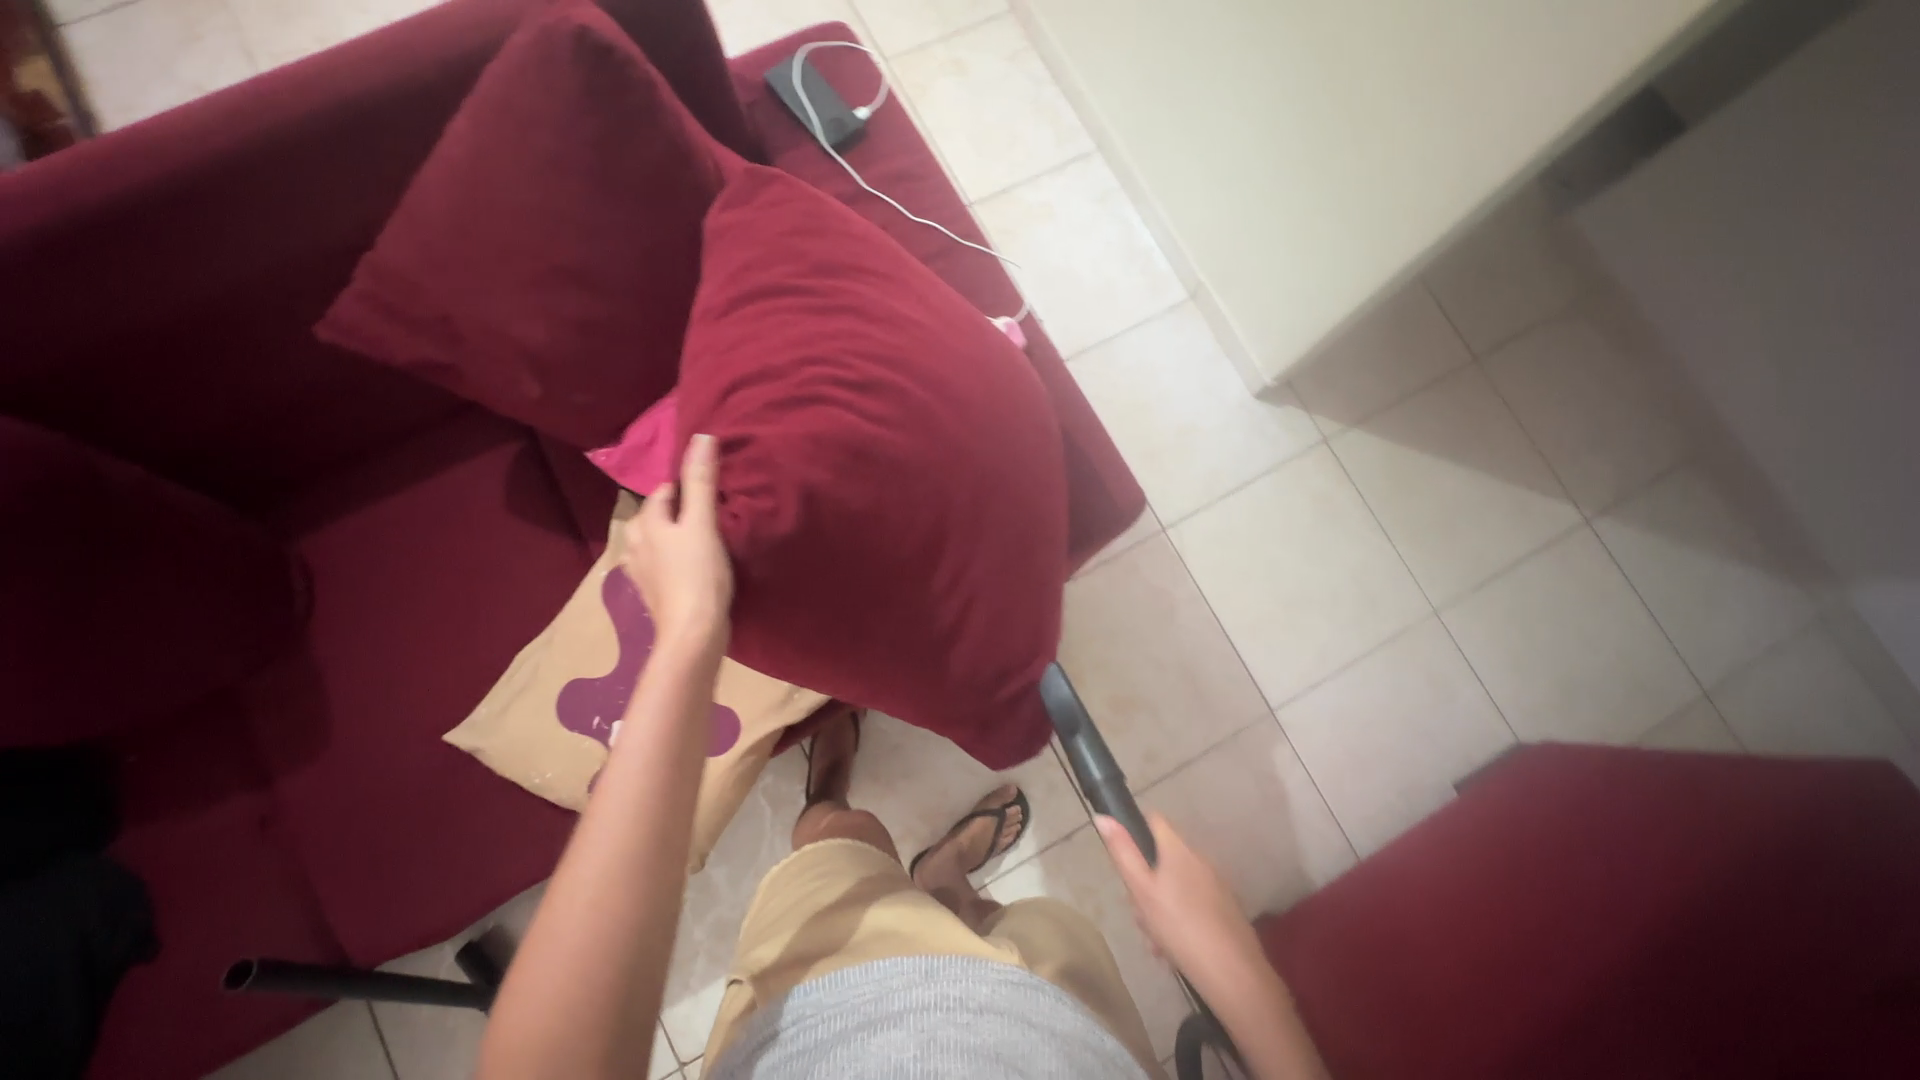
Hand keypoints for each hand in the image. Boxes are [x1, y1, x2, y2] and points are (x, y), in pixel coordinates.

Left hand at [621, 433, 732, 655]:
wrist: (693, 633)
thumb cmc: (699, 574)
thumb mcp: (704, 523)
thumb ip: (702, 482)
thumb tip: (702, 437)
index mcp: (645, 523)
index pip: (665, 490)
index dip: (688, 488)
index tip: (713, 493)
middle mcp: (635, 543)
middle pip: (657, 515)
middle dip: (679, 512)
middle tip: (711, 516)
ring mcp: (641, 571)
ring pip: (658, 541)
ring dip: (675, 537)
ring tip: (704, 539)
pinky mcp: (653, 593)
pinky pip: (662, 565)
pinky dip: (675, 560)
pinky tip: (693, 567)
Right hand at [1095, 812, 1260, 983]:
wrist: (1233, 973)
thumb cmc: (1179, 927)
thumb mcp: (1141, 890)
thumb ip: (1123, 853)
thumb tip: (1103, 817)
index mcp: (1178, 849)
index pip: (1153, 820)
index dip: (1134, 831)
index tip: (1124, 860)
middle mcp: (1199, 859)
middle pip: (1162, 858)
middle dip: (1145, 883)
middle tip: (1139, 914)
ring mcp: (1215, 884)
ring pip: (1175, 886)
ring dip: (1160, 908)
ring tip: (1156, 942)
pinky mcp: (1225, 908)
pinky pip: (1192, 904)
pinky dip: (1179, 920)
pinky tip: (1173, 950)